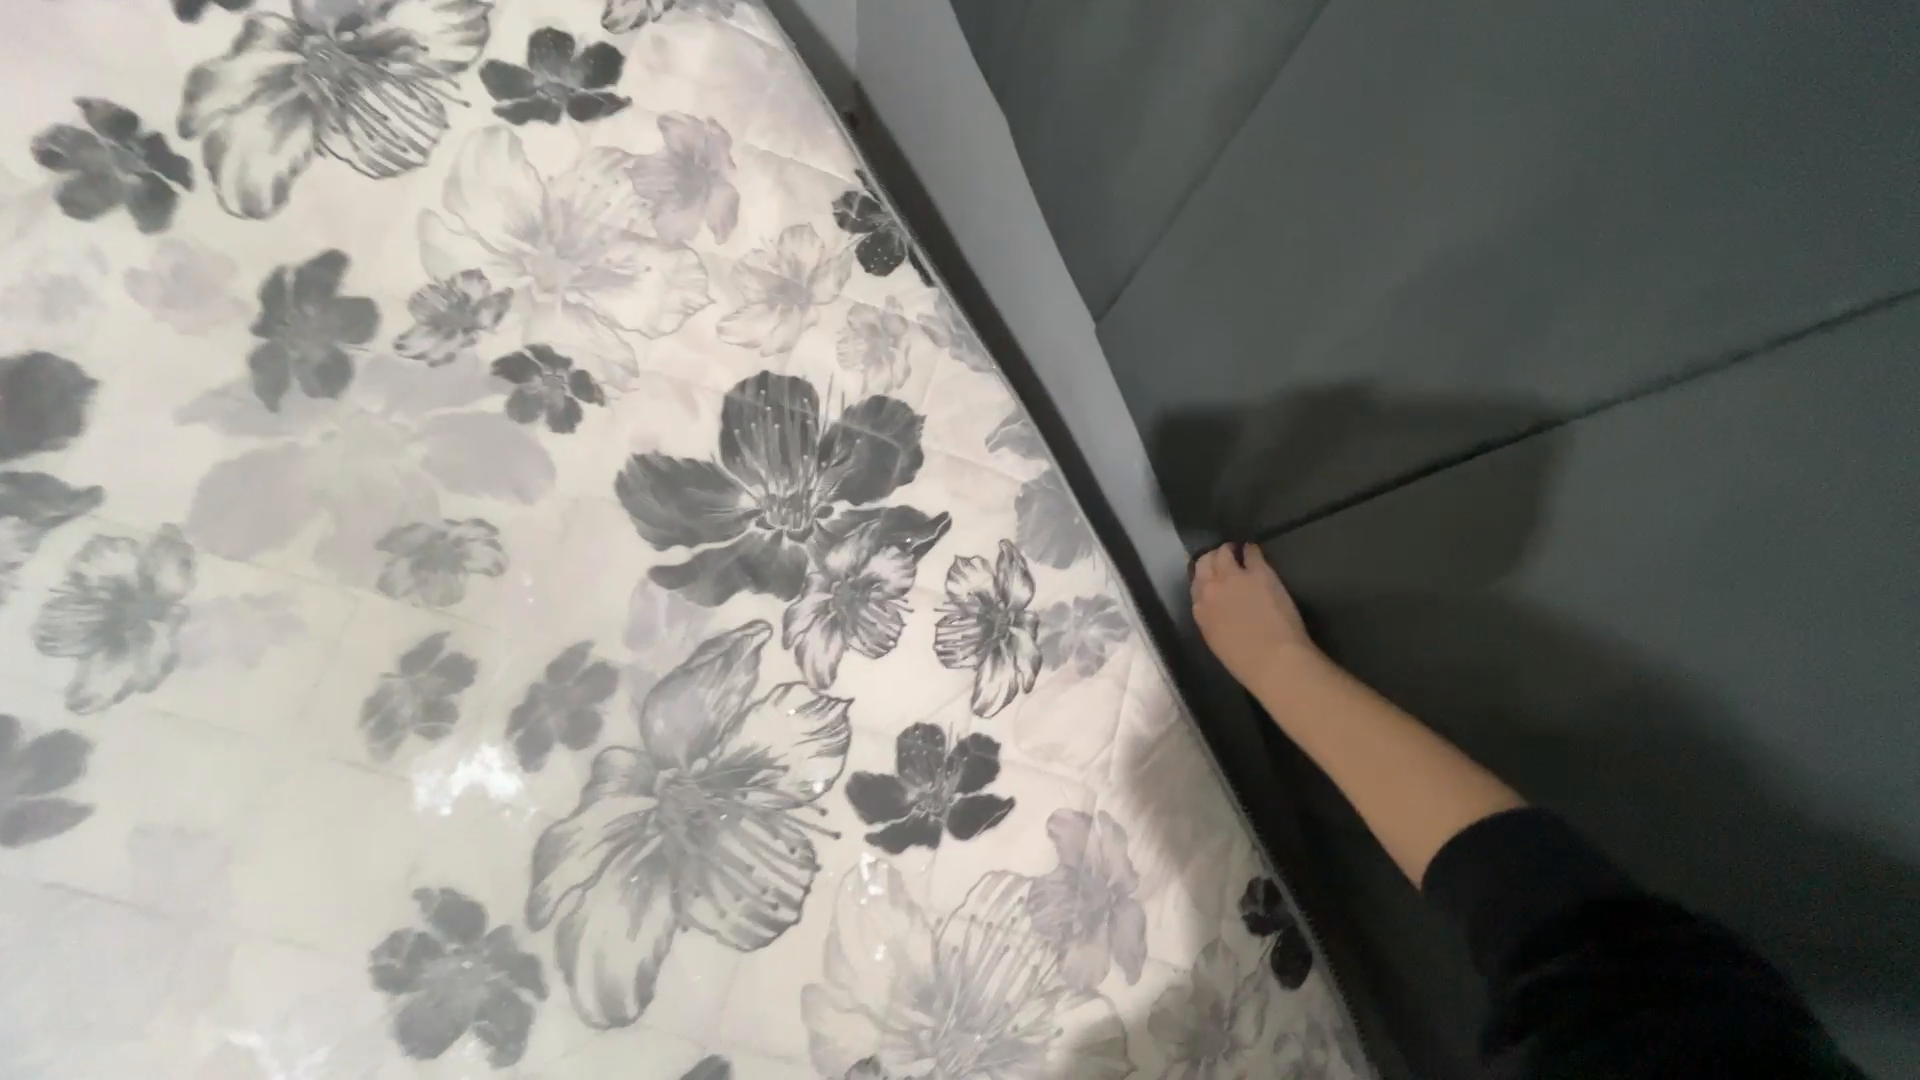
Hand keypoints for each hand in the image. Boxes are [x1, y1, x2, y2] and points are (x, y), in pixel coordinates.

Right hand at [1190, 543, 1317, 689]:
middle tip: (1222, 561)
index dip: (1204, 579)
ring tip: (1236, 552)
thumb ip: (1211, 619)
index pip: (1195, 585)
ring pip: (1223, 553)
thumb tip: (1217, 607)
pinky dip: (1250, 550)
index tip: (1211, 580)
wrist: (1274, 659)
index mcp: (1200, 611)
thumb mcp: (1216, 641)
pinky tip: (1253, 551)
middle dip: (1211, 560)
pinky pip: (1250, 551)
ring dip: (1228, 551)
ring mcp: (1234, 578)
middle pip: (1204, 563)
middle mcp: (1211, 589)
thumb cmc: (1246, 662)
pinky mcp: (1258, 572)